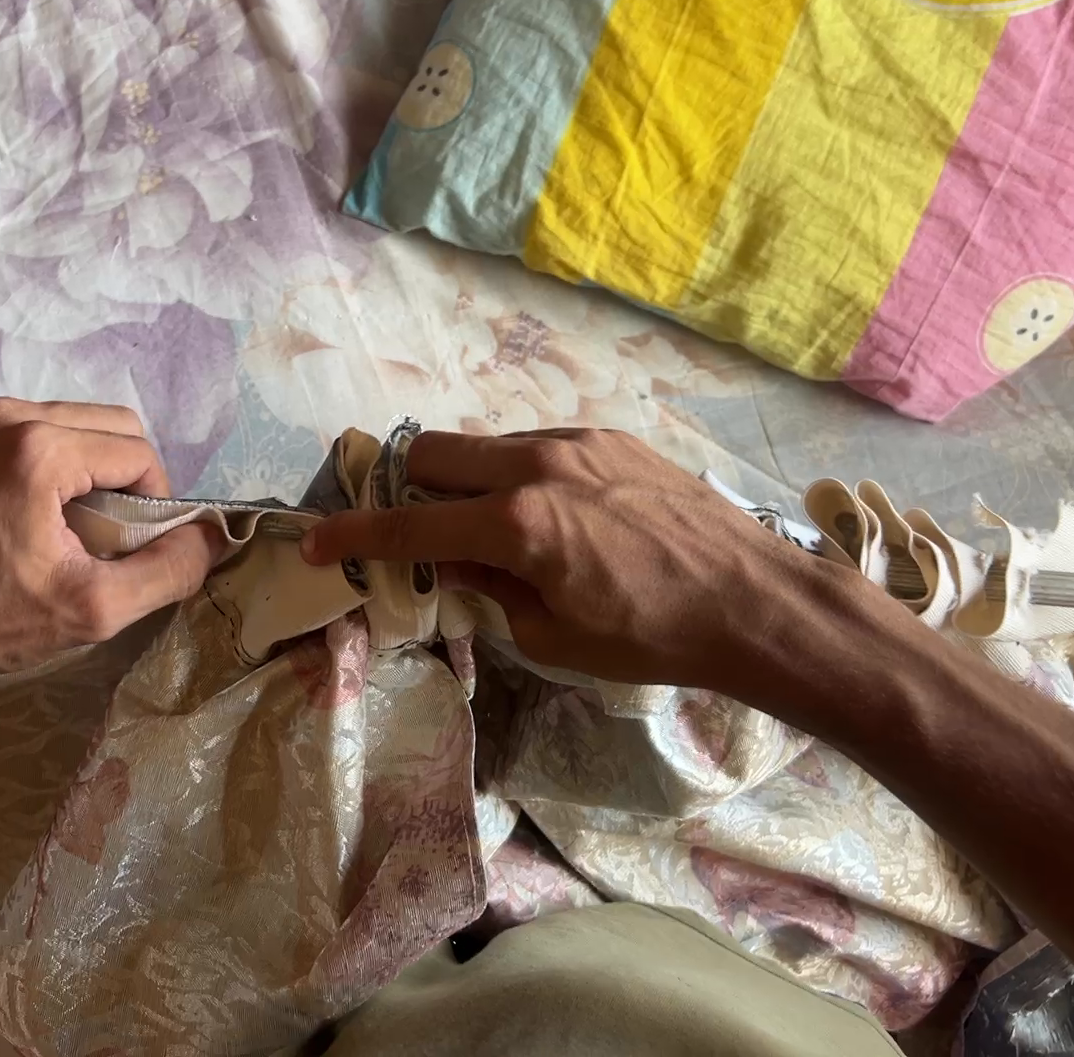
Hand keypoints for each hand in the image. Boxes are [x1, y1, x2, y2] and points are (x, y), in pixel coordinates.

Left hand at [0, 398, 224, 711]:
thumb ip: (169, 569)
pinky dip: (64, 464)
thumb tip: (215, 536)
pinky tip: (45, 513)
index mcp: (39, 448)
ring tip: (77, 527)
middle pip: (114, 427)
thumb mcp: (97, 608)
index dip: (154, 504)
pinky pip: (44, 430)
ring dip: (99, 471)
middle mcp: (8, 414)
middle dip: (129, 481)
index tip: (128, 550)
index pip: (139, 454)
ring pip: (82, 424)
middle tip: (109, 537)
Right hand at [300, 429, 854, 691]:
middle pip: (432, 451)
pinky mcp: (608, 436)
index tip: (316, 541)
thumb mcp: (550, 633)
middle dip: (403, 483)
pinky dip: (511, 471)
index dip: (353, 534)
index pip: (409, 524)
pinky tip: (546, 507)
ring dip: (461, 476)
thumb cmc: (649, 637)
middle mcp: (536, 465)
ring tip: (487, 519)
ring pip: (481, 442)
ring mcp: (575, 441)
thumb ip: (486, 586)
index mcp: (517, 524)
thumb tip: (452, 558)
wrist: (757, 602)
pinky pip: (531, 443)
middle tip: (409, 519)